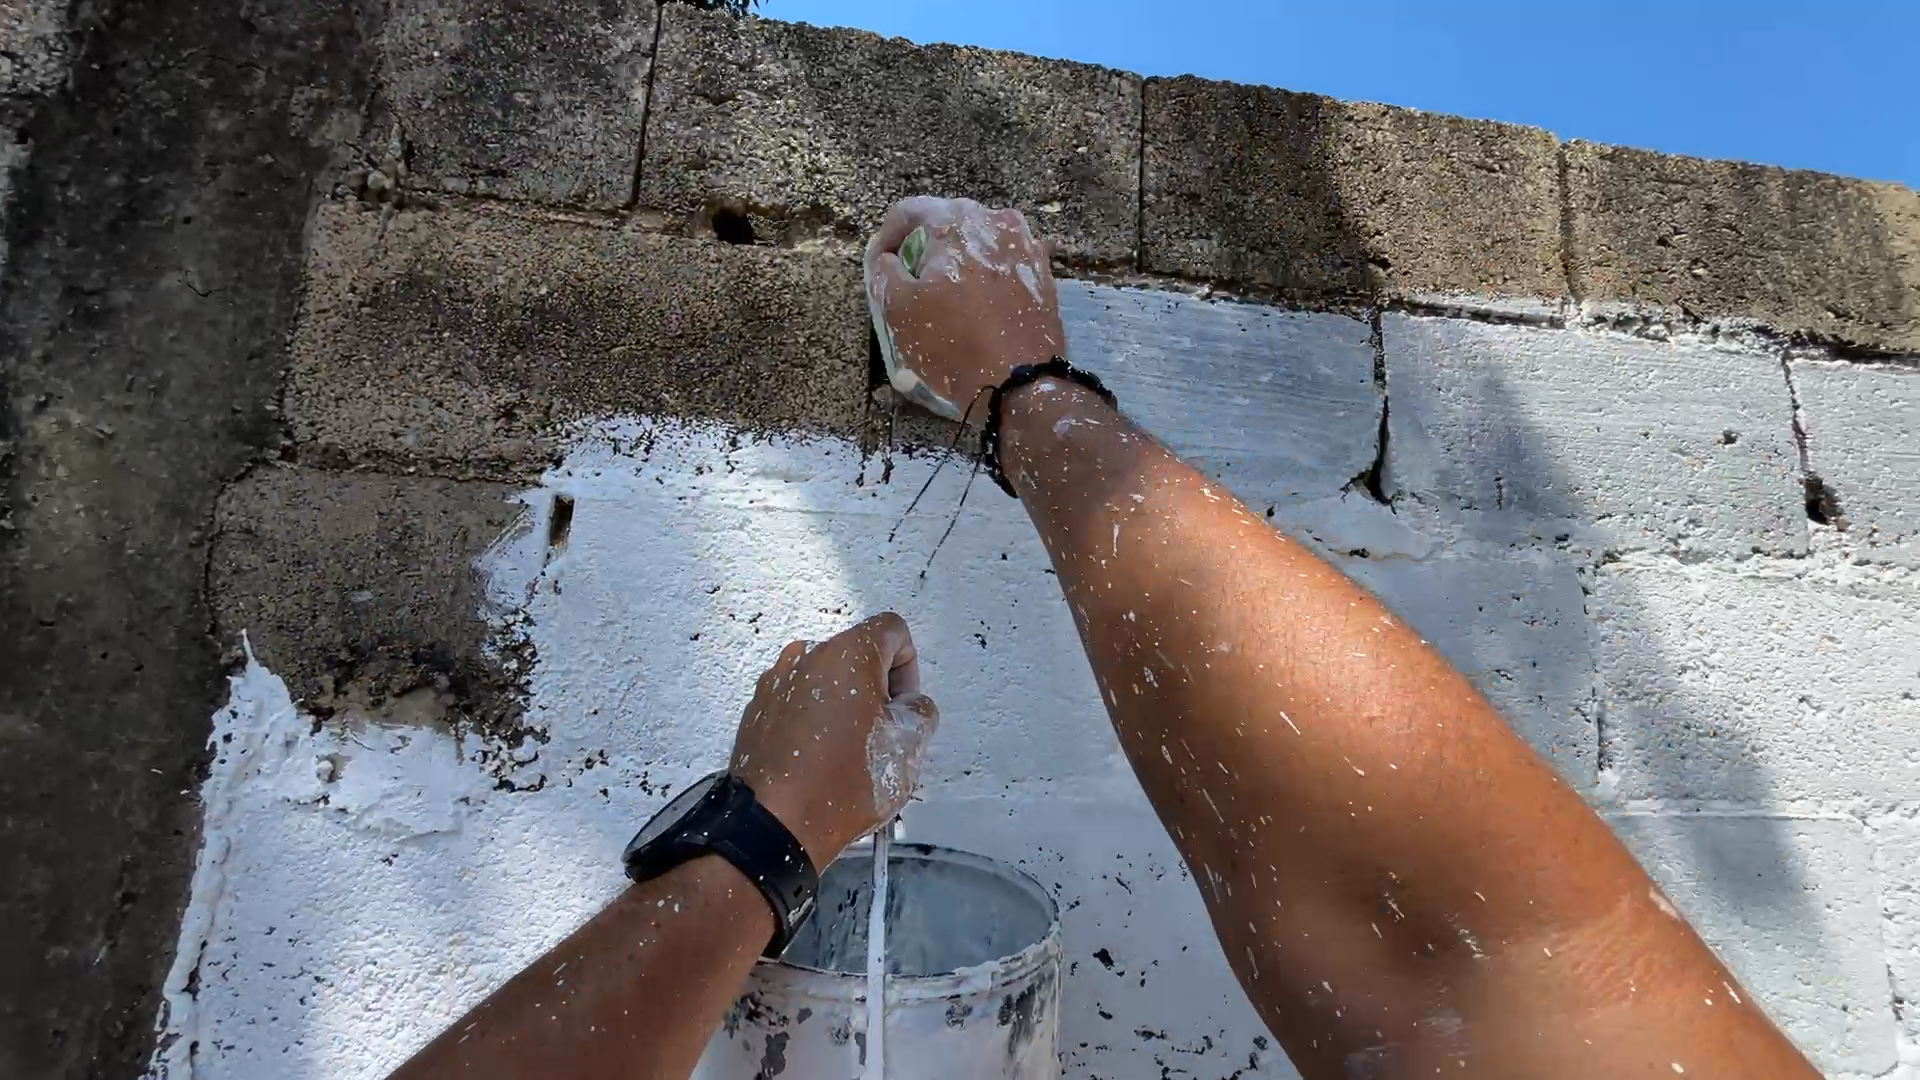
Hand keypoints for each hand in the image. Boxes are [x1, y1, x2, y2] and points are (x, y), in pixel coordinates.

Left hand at [729, 613, 939, 866]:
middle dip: (876, 686)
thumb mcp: (909, 746)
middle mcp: (807, 655)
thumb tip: (909, 704)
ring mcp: (776, 681)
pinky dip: (812, 718)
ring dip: (843, 701)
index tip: (901, 708)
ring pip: (825, 677)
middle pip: (857, 653)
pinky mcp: (756, 709)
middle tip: (878, 733)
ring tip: (844, 749)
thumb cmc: (845, 781)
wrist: (773, 826)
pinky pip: (797, 700)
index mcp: (848, 652)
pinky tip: (815, 758)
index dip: (909, 667)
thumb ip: (921, 709)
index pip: (893, 630)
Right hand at [864, 196, 1066, 424]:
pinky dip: (987, 279)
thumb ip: (884, 273)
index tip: (881, 269)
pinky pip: (1003, 266)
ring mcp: (1026, 245)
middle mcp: (995, 219)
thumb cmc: (953, 344)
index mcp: (955, 219)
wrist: (1019, 385)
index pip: (907, 213)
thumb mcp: (899, 310)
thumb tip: (886, 259)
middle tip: (913, 287)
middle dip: (925, 252)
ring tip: (948, 300)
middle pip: (946, 225)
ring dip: (958, 264)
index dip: (886, 239)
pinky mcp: (1043, 275)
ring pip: (978, 245)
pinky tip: (980, 308)